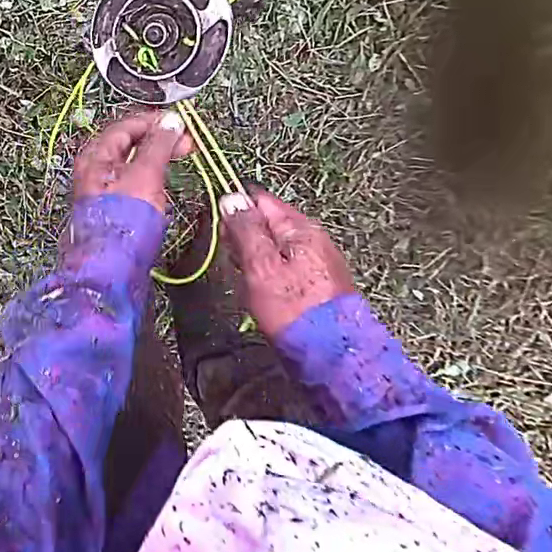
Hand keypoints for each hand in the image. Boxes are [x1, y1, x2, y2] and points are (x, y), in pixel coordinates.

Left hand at [71, 110, 193, 213]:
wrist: (111, 264)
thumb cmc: (122, 220)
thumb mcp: (144, 176)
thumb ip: (157, 146)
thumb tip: (171, 121)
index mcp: (94, 157)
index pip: (124, 126)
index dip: (153, 122)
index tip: (180, 123)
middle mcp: (93, 169)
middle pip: (127, 142)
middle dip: (158, 138)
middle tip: (186, 142)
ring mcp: (102, 188)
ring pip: (131, 160)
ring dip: (156, 154)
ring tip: (180, 155)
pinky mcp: (112, 205)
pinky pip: (132, 178)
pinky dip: (151, 172)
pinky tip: (163, 178)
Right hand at [218, 188, 357, 335]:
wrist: (332, 353)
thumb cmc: (291, 306)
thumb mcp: (260, 264)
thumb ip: (245, 228)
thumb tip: (231, 197)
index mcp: (300, 227)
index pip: (260, 200)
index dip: (234, 208)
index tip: (218, 227)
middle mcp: (313, 236)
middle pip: (266, 219)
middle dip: (242, 232)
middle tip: (233, 256)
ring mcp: (317, 257)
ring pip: (272, 241)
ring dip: (253, 252)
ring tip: (246, 274)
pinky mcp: (316, 277)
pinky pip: (283, 259)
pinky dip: (266, 266)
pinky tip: (261, 284)